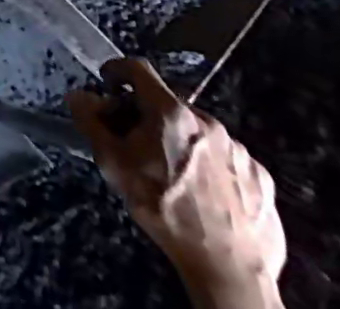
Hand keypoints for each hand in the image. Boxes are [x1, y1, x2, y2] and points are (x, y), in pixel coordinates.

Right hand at [69, 59, 285, 307]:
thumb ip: (92, 124)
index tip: (109, 83)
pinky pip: (226, 158)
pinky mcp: (260, 174)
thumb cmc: (166, 212)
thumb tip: (78, 96)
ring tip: (173, 176)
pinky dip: (210, 166)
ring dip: (181, 142)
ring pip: (198, 132)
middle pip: (168, 105)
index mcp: (171, 113)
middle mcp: (208, 121)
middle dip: (148, 116)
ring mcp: (238, 148)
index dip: (118, 70)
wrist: (230, 269)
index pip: (139, 69)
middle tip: (136, 144)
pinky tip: (204, 194)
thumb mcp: (114, 167)